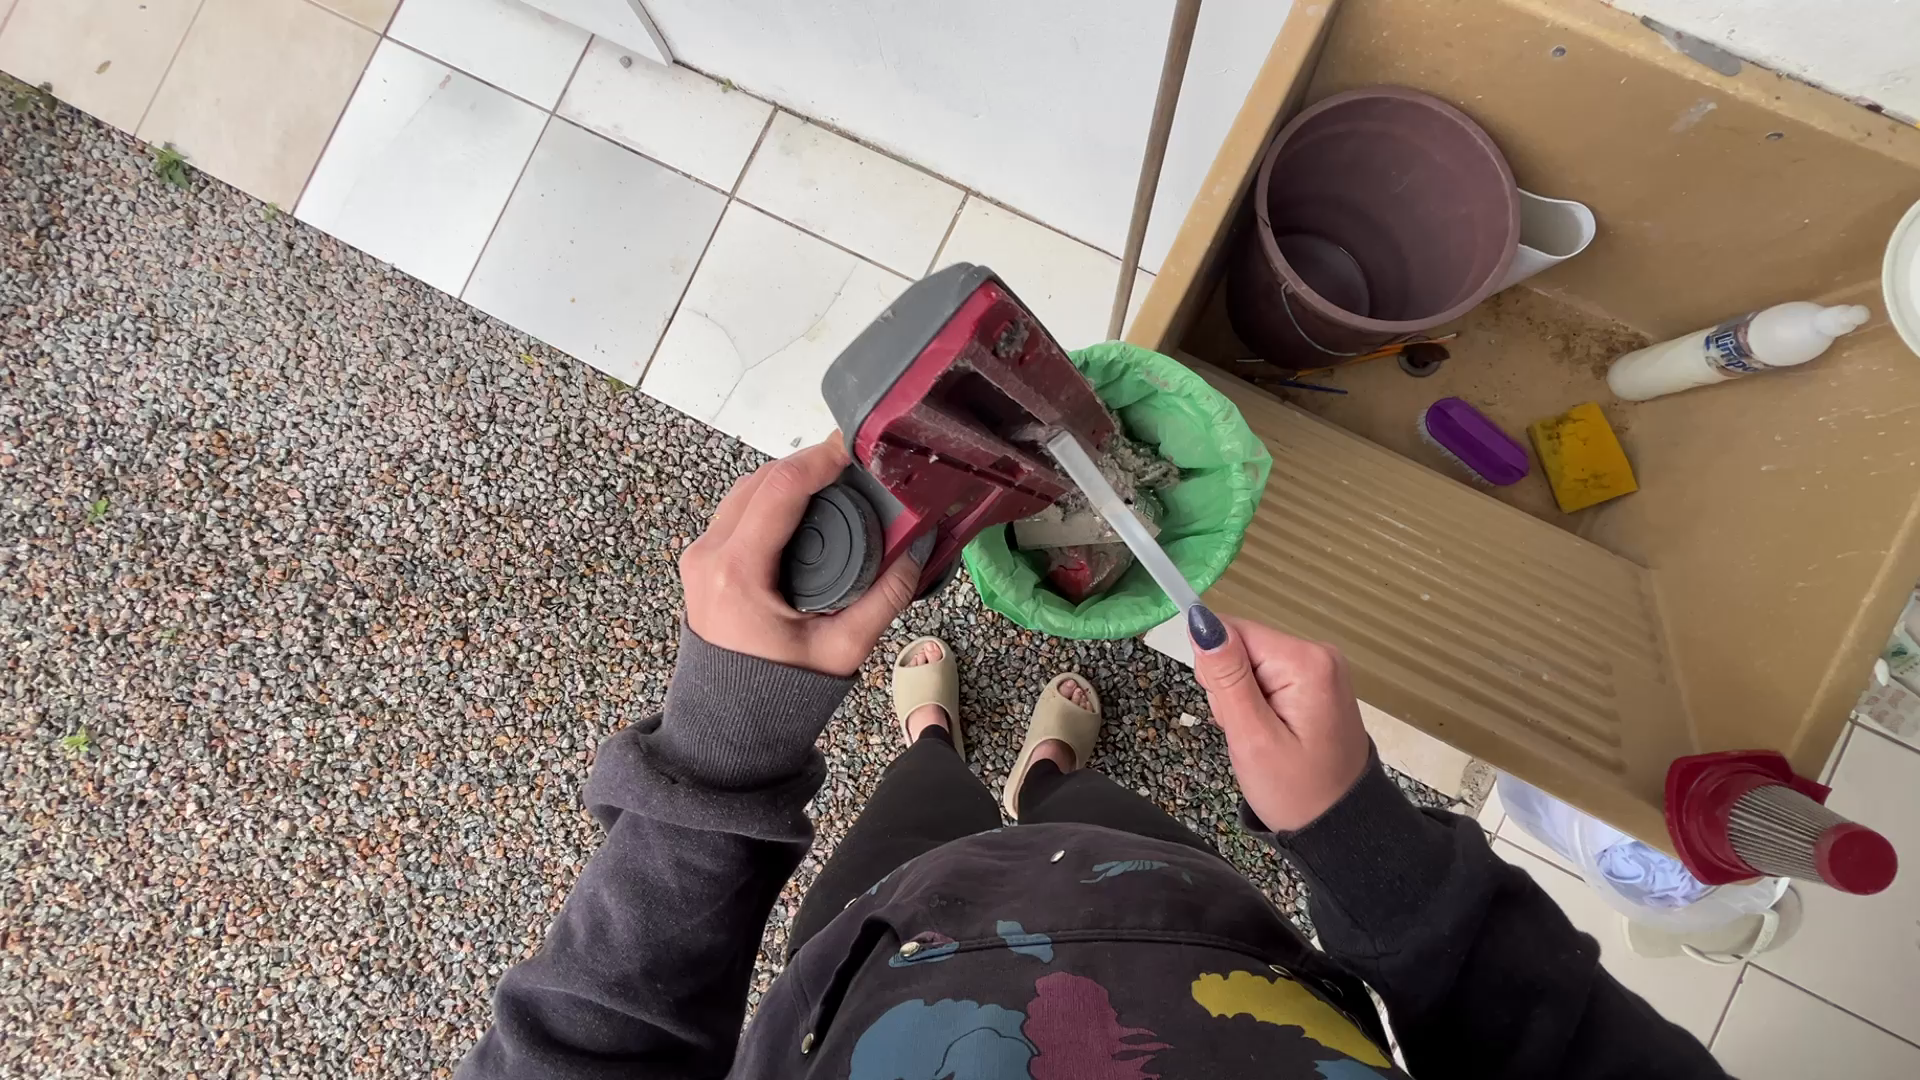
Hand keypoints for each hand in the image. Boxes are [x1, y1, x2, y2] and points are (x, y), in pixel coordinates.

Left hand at [680, 436, 920, 676]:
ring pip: (743, 493)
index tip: (852, 446)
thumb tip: (918, 549)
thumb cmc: (781, 692)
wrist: (728, 726)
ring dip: (786, 480)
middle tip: (850, 465)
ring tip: (831, 482)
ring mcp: (699, 559)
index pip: (779, 490)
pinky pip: (736, 513)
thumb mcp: (843, 648)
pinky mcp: (702, 565)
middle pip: (758, 482)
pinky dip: (770, 500)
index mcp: (737, 573)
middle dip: (806, 465)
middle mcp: (708, 557)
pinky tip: (804, 507)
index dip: (819, 460)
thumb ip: (886, 596)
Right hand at [1189, 606, 1371, 831]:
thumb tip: (1200, 620)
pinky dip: (1254, 704)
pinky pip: (1262, 676)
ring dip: (1239, 700)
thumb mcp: (1252, 736)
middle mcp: (1316, 652)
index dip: (1217, 671)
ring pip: (1246, 662)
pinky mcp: (1313, 682)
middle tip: (1248, 732)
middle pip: (1239, 646)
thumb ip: (1226, 675)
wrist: (1341, 829)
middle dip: (1228, 688)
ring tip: (1260, 738)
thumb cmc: (1295, 790)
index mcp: (1305, 660)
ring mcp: (1318, 667)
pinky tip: (1268, 732)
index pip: (1231, 632)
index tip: (1232, 712)